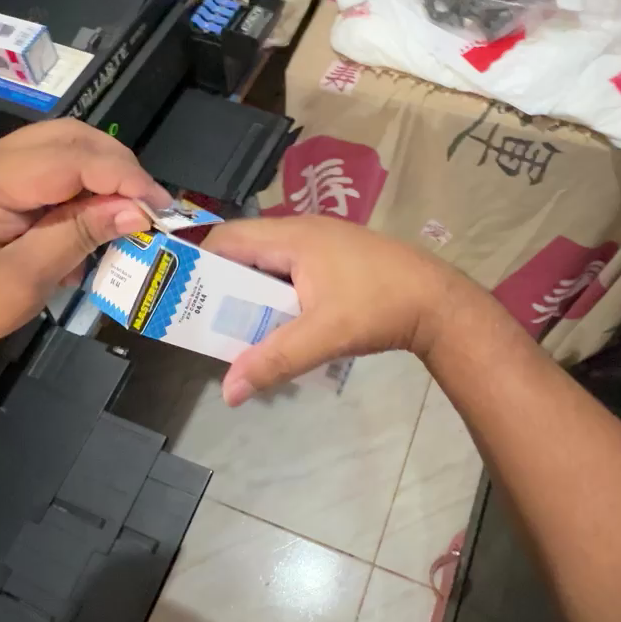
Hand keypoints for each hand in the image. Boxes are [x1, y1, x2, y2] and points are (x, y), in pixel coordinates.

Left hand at [0, 121, 170, 373]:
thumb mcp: (27, 276)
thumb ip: (80, 234)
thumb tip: (136, 210)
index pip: (71, 158)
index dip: (122, 176)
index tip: (161, 205)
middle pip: (68, 139)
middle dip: (116, 167)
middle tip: (149, 205)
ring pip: (63, 151)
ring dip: (101, 178)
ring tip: (125, 216)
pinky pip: (50, 175)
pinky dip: (80, 194)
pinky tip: (89, 228)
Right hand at [202, 215, 485, 404]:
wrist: (439, 303)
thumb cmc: (379, 307)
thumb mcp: (323, 336)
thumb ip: (274, 360)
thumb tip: (229, 391)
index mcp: (292, 236)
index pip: (226, 238)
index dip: (198, 262)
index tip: (180, 296)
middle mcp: (302, 230)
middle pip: (245, 249)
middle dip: (222, 282)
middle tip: (205, 319)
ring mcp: (322, 242)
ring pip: (269, 261)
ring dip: (251, 289)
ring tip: (237, 325)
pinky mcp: (337, 257)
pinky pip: (290, 269)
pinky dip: (276, 292)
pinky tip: (279, 320)